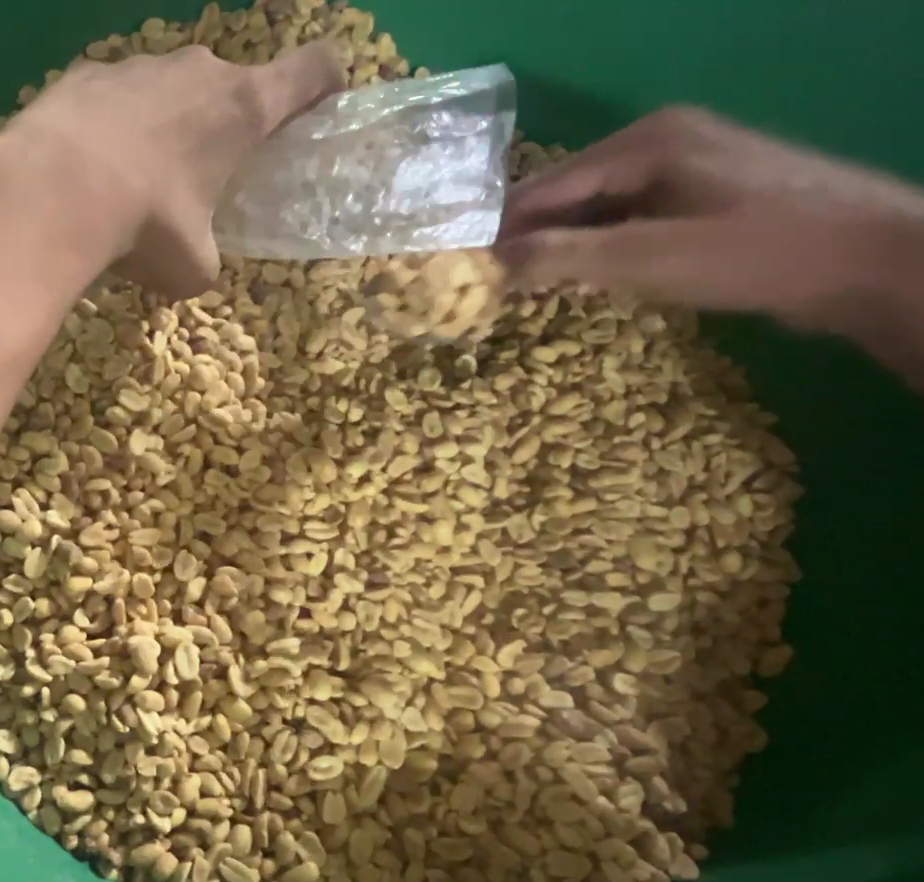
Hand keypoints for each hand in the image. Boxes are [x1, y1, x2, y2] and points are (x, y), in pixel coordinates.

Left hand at [0, 42, 344, 298]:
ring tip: (125, 177)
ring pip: (162, 89)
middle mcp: (196, 70)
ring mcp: (136, 66)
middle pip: (227, 84)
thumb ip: (204, 260)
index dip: (325, 84)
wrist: (51, 191)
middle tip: (198, 171)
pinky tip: (80, 167)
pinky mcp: (82, 74)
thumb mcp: (188, 266)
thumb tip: (194, 269)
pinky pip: (106, 98)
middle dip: (218, 123)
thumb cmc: (142, 225)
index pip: (312, 71)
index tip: (319, 105)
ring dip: (157, 124)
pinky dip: (102, 126)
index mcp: (242, 107)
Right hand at [496, 106, 923, 344]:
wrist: (877, 262)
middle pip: (562, 198)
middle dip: (521, 243)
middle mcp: (658, 142)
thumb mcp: (647, 258)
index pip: (539, 190)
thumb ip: (559, 258)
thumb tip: (480, 267)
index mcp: (643, 143)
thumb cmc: (759, 254)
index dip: (492, 234)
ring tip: (516, 295)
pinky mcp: (701, 195)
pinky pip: (621, 220)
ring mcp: (684, 166)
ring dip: (555, 251)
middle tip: (479, 292)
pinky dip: (592, 250)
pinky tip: (577, 282)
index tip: (450, 275)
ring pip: (590, 212)